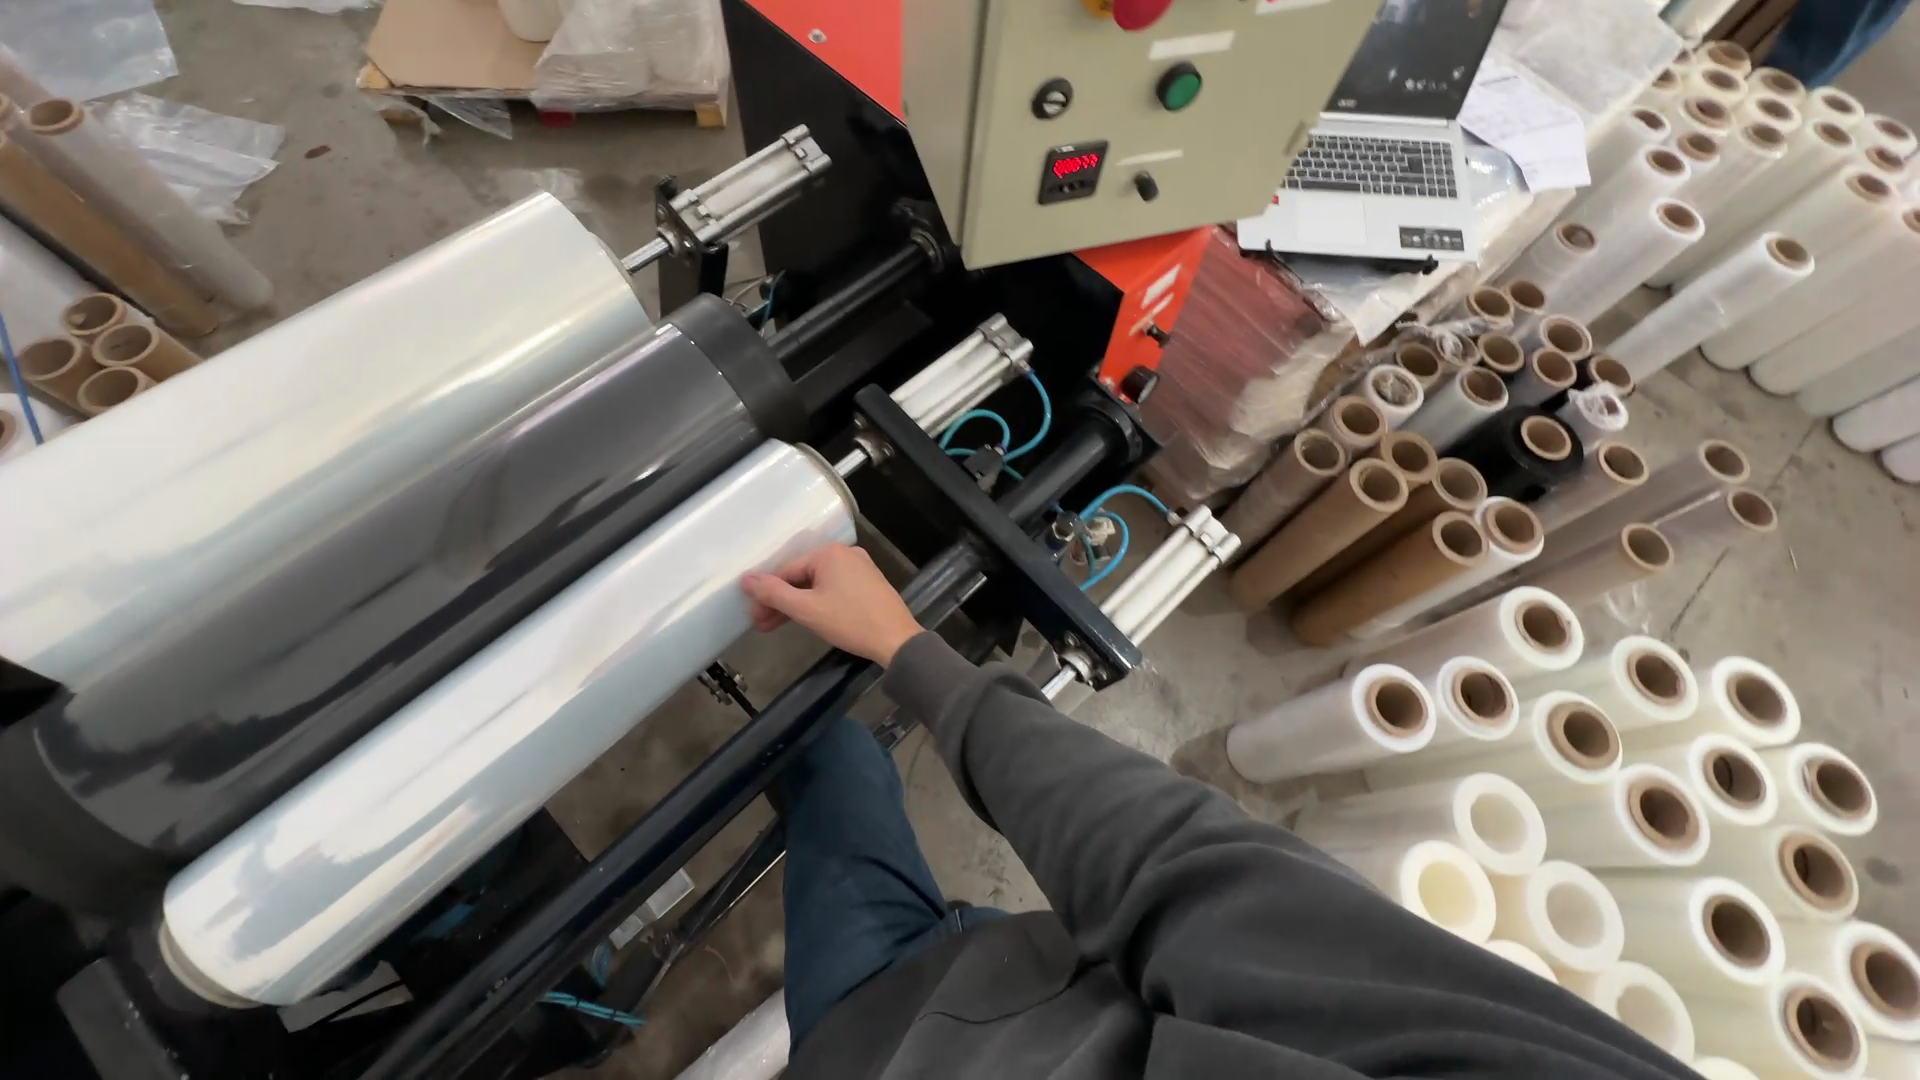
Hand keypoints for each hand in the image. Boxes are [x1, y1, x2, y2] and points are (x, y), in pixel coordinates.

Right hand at [741, 544, 924, 665]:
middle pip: (802, 577)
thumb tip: (745, 579)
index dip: (766, 595)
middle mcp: (845, 554)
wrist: (897, 640)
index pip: (786, 571)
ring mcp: (860, 568)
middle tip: (761, 625)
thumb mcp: (807, 609)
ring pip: (817, 584)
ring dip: (797, 605)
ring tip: (775, 626)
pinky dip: (817, 603)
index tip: (754, 617)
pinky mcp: (868, 584)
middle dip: (780, 602)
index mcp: (829, 553)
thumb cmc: (850, 622)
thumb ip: (774, 593)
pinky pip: (834, 588)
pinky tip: (805, 618)